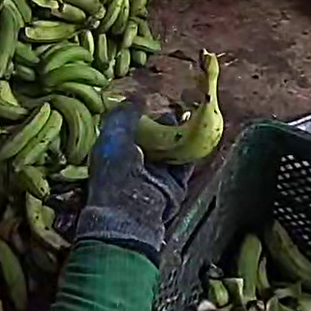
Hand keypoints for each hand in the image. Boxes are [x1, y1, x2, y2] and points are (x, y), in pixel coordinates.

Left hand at [72, 102, 194, 260]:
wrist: (131, 215)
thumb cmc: (115, 174)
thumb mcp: (113, 136)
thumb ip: (124, 114)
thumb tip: (137, 98)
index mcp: (115, 148)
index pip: (129, 124)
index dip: (140, 110)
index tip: (153, 95)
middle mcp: (135, 160)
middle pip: (152, 134)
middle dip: (163, 119)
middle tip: (175, 101)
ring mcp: (155, 172)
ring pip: (170, 146)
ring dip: (179, 132)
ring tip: (189, 113)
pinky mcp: (173, 184)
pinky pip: (185, 162)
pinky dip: (191, 149)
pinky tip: (197, 134)